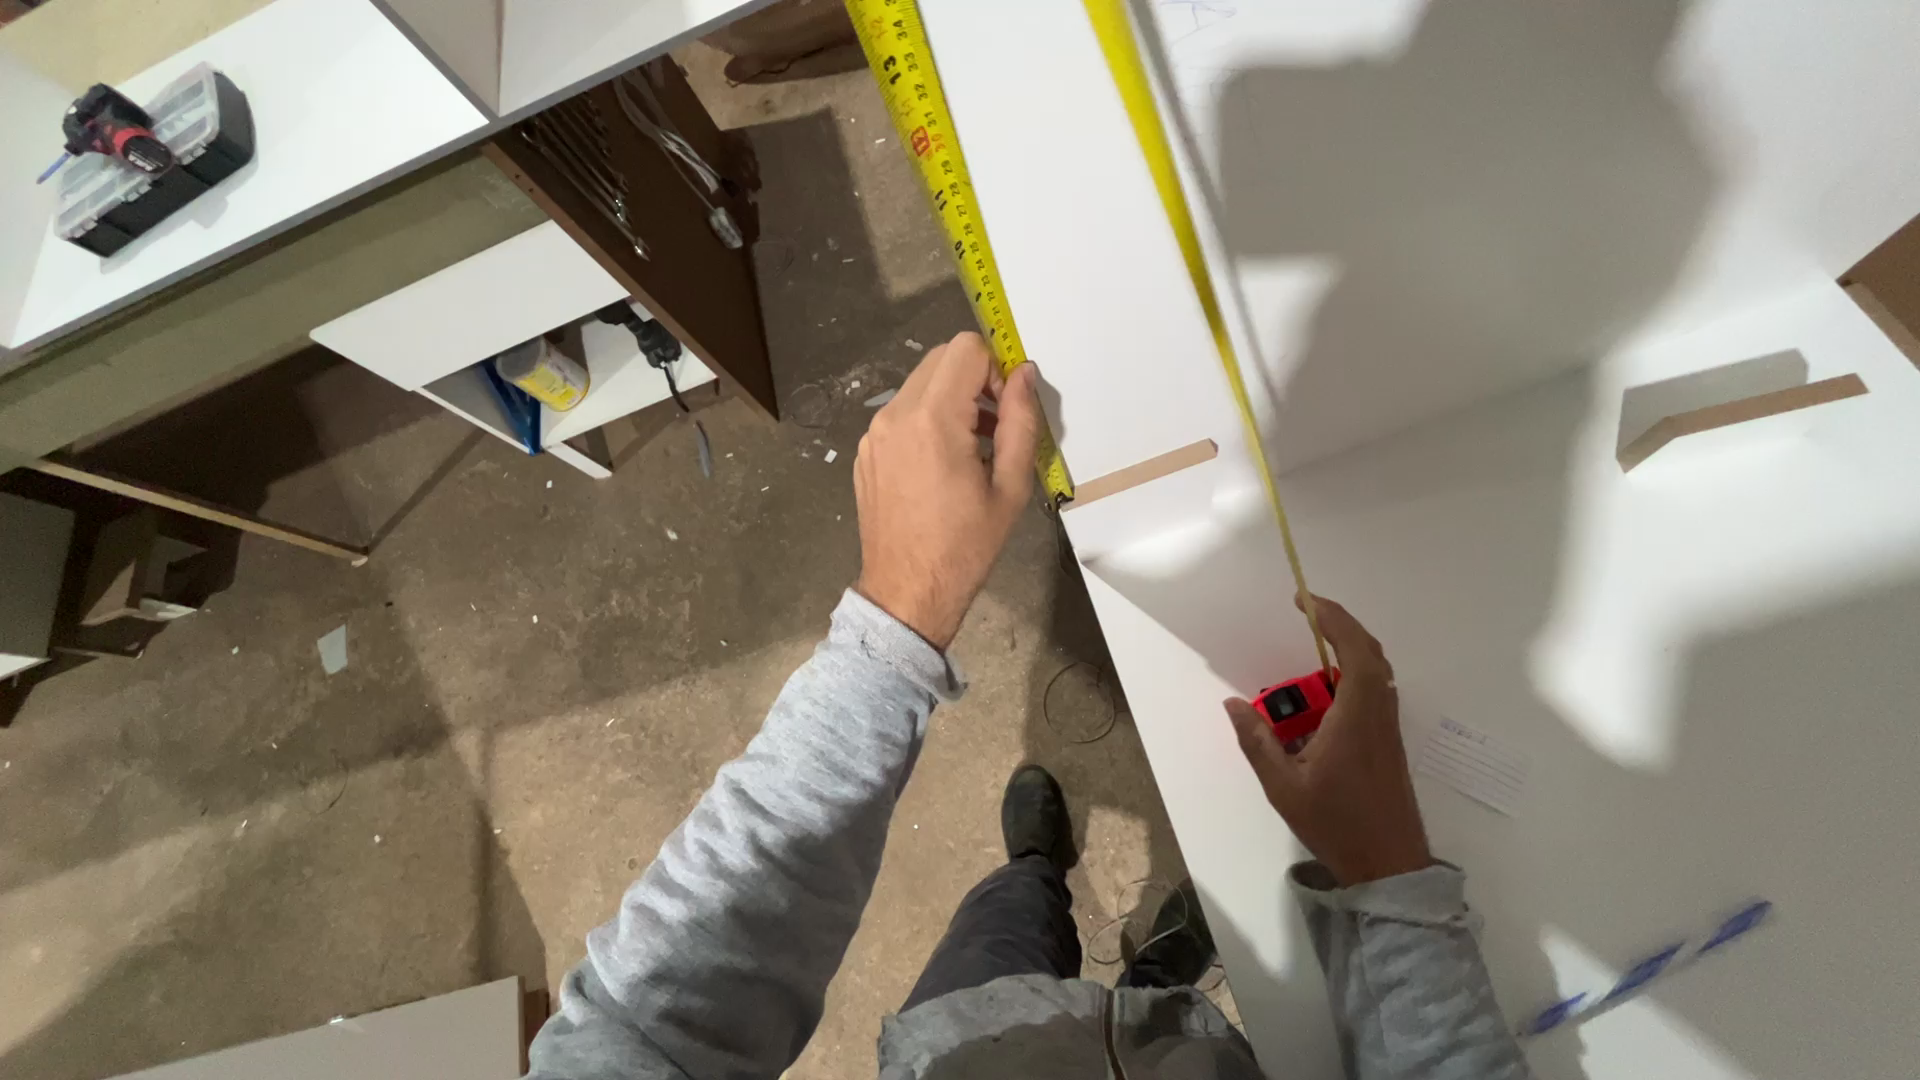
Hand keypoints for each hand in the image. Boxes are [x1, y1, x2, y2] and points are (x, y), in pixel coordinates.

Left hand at [853, 331, 1041, 648]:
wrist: (908, 591)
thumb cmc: (965, 547)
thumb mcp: (1010, 487)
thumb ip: (1021, 421)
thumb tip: (1024, 375)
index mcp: (932, 421)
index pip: (966, 349)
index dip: (996, 368)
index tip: (1007, 407)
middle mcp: (894, 416)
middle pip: (940, 359)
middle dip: (974, 378)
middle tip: (995, 424)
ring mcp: (873, 434)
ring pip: (919, 385)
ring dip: (951, 399)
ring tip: (974, 447)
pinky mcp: (865, 452)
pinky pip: (900, 414)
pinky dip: (926, 420)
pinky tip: (942, 464)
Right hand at [1226, 594, 1431, 885]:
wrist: (1390, 867)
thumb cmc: (1337, 824)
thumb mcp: (1283, 786)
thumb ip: (1257, 742)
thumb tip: (1233, 704)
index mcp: (1355, 719)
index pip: (1355, 653)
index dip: (1334, 619)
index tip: (1304, 600)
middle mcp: (1378, 716)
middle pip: (1372, 654)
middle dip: (1341, 624)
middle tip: (1307, 611)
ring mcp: (1387, 729)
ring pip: (1377, 672)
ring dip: (1348, 649)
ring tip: (1314, 644)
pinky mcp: (1388, 742)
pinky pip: (1375, 691)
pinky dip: (1353, 673)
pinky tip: (1325, 691)